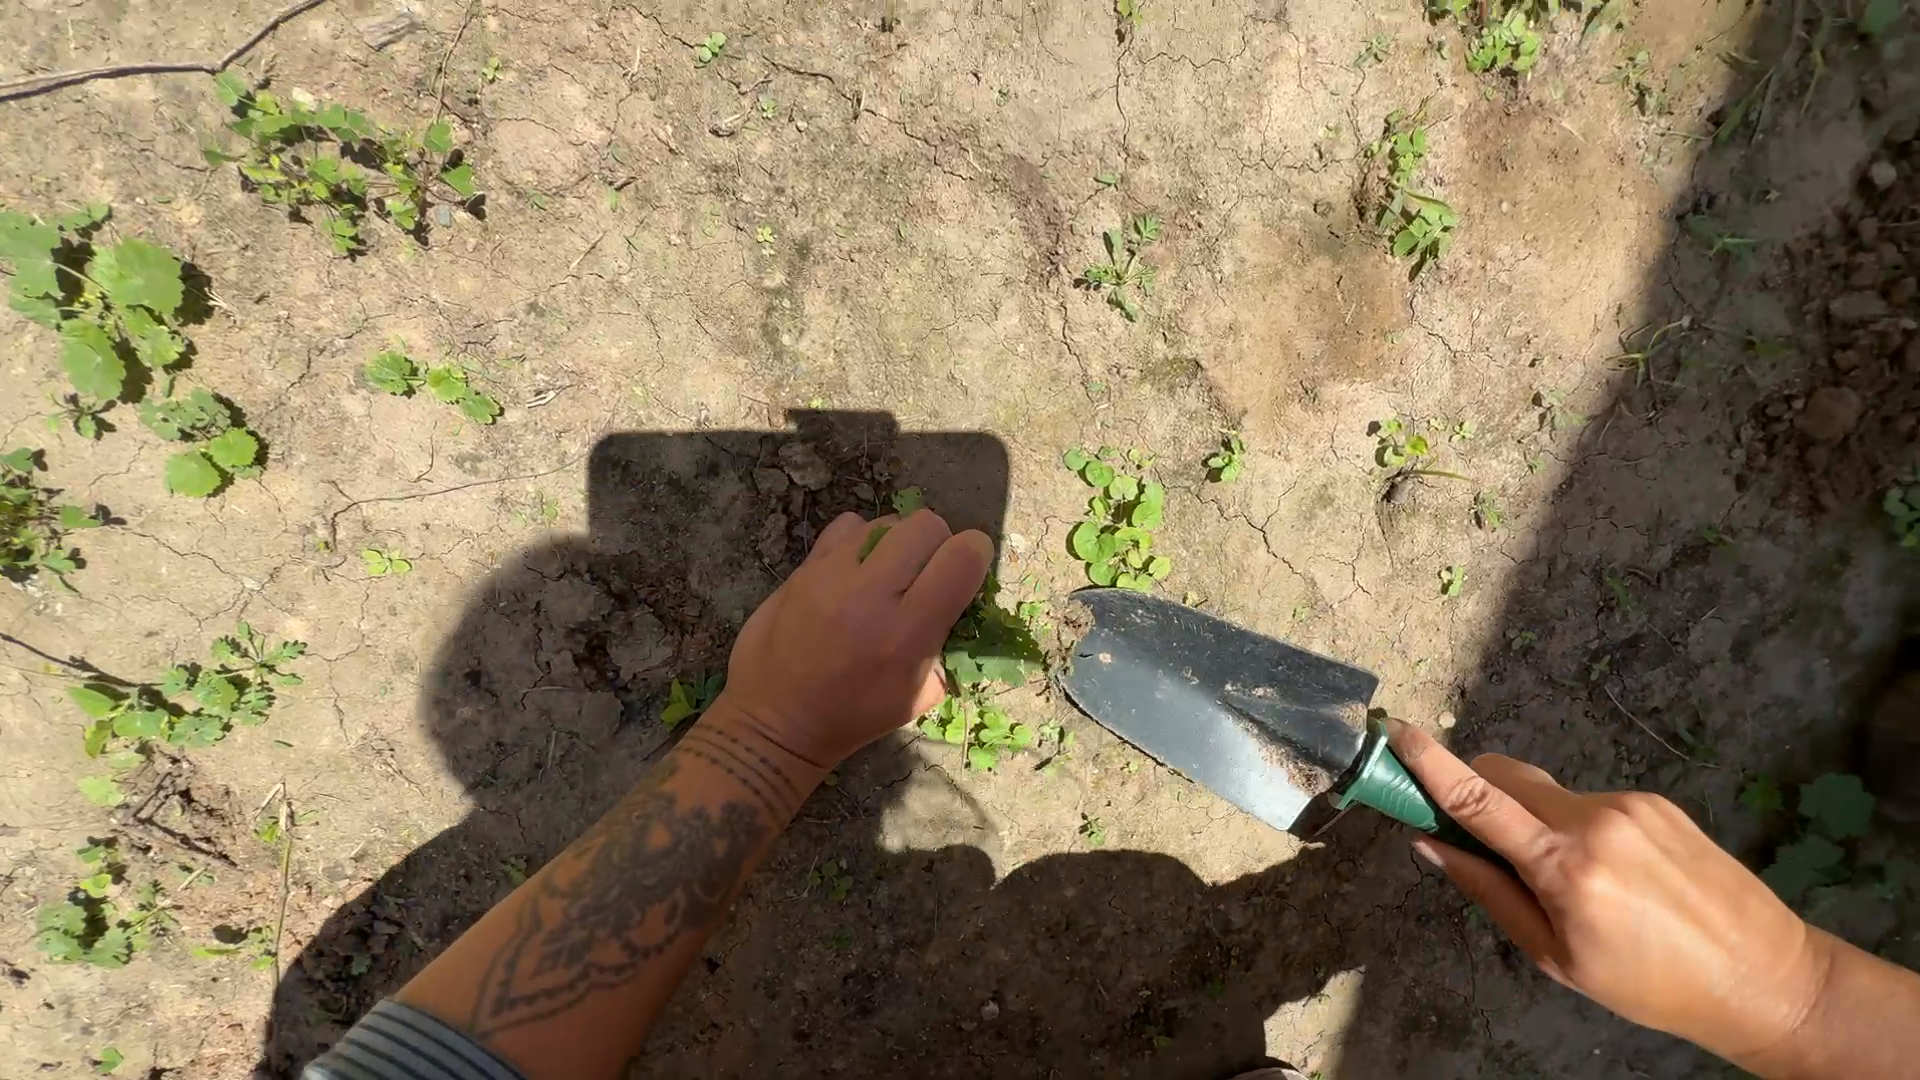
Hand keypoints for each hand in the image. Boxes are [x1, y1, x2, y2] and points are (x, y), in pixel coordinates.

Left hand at [716, 509, 992, 768]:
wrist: (776, 719)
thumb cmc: (853, 716)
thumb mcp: (918, 697)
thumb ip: (946, 647)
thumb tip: (960, 605)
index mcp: (909, 632)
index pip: (962, 557)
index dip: (976, 554)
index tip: (969, 568)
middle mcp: (873, 592)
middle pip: (927, 525)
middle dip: (938, 543)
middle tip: (927, 571)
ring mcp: (833, 574)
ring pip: (887, 521)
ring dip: (898, 541)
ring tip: (888, 571)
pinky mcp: (805, 567)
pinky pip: (847, 526)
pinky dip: (860, 539)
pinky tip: (855, 567)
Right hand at [1389, 720, 1832, 1067]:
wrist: (1775, 984)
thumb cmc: (1648, 984)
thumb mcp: (1553, 955)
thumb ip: (1485, 890)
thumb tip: (1426, 842)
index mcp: (1564, 867)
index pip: (1476, 800)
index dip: (1428, 761)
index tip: (1395, 730)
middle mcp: (1592, 822)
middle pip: (1501, 775)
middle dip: (1477, 790)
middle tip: (1481, 832)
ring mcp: (1627, 805)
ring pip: (1540, 788)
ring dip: (1528, 813)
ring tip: (1567, 868)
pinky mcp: (1653, 801)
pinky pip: (1582, 798)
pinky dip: (1570, 821)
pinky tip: (1611, 865)